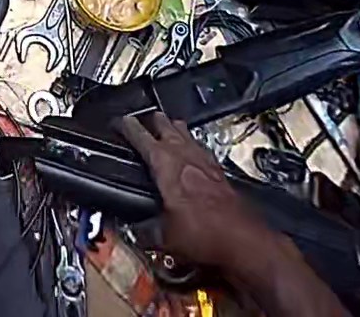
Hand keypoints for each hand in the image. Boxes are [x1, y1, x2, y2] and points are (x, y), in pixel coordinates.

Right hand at [115, 111, 260, 268]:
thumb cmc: (204, 232)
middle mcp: (181, 151)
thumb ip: (147, 230)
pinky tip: (190, 152)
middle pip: (161, 121)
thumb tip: (136, 232)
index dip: (123, 124)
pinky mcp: (216, 166)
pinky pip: (198, 144)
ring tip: (163, 129)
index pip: (137, 132)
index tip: (116, 122)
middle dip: (149, 119)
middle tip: (140, 123)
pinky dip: (190, 143)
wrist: (243, 240)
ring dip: (170, 126)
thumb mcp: (166, 236)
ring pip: (181, 127)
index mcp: (162, 160)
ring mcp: (201, 156)